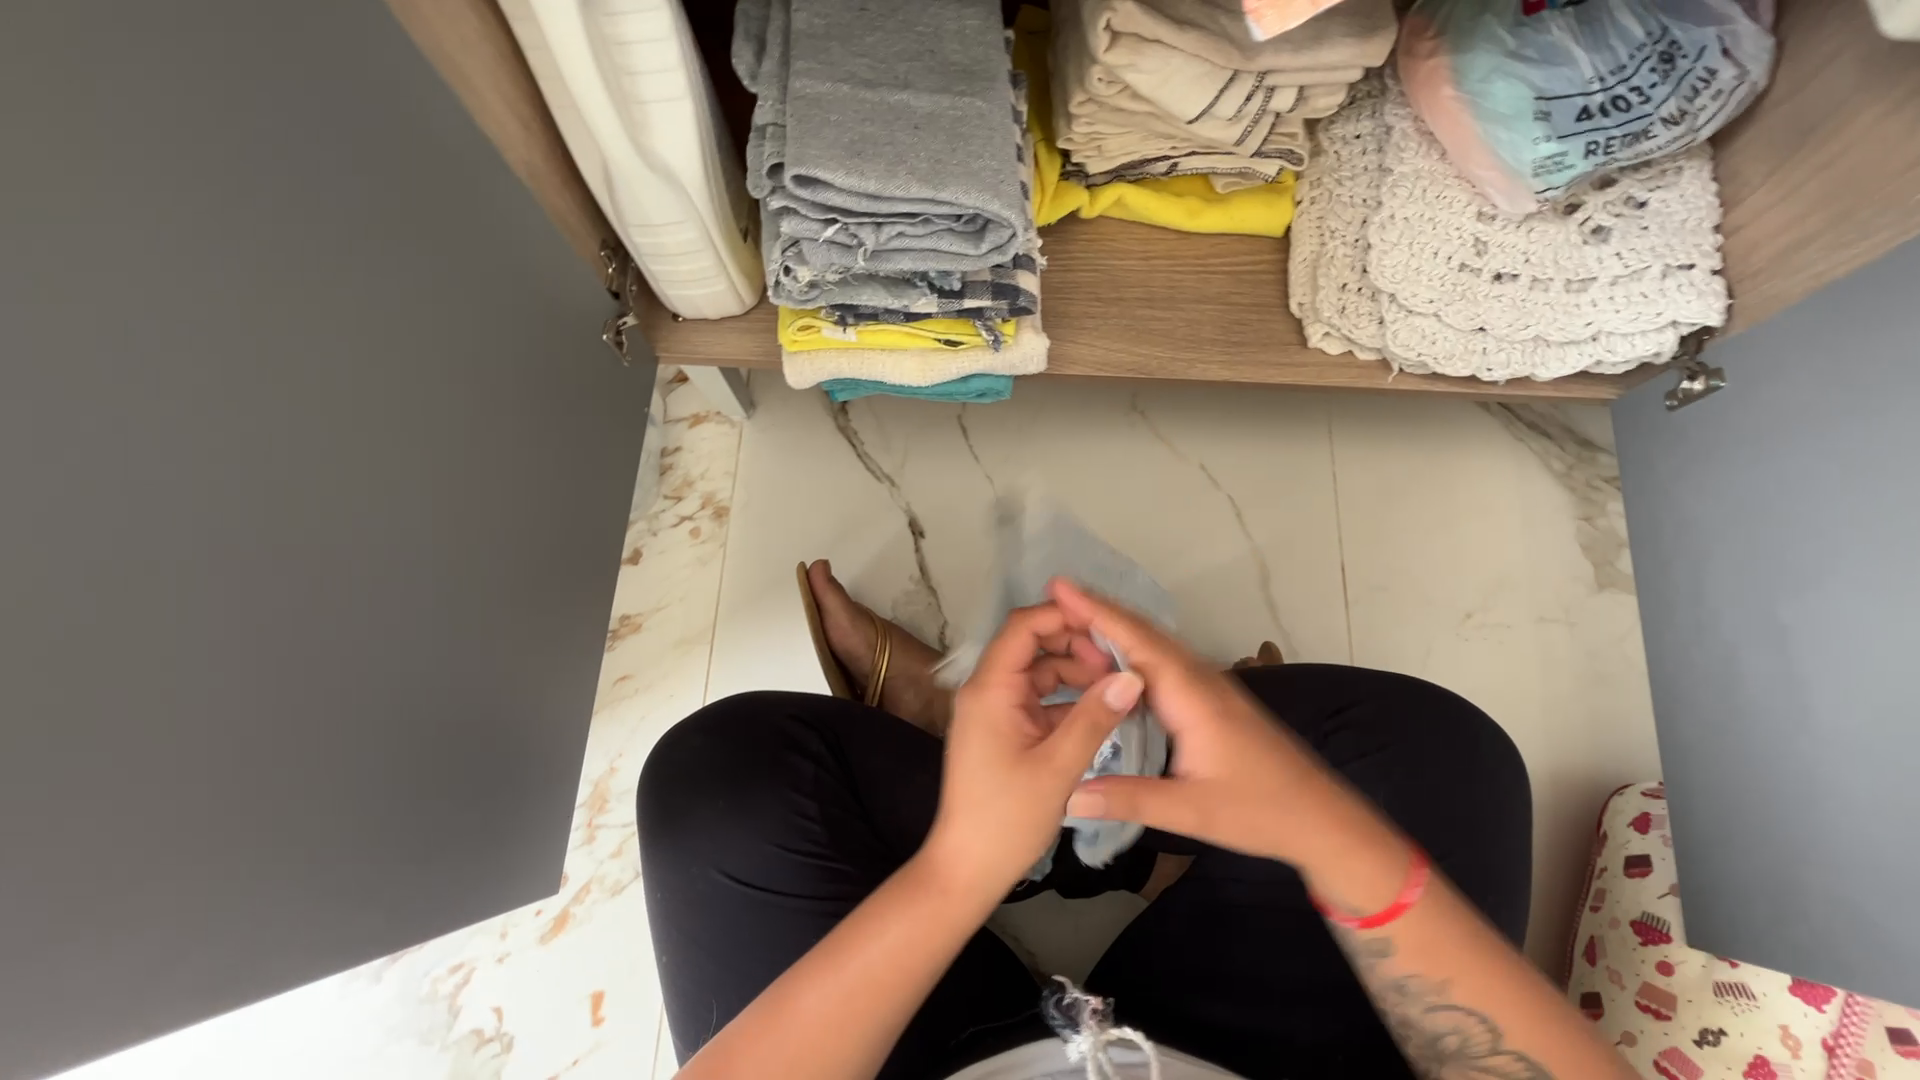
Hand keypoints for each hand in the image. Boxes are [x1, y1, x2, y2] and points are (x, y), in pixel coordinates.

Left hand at [920, 603, 1145, 893]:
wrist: (967, 867)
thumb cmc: (1006, 818)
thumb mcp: (1058, 768)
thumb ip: (1094, 718)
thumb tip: (1131, 677)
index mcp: (990, 689)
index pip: (1023, 627)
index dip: (1063, 617)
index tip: (1106, 626)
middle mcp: (987, 691)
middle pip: (1031, 646)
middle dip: (1074, 646)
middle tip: (1118, 664)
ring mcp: (993, 712)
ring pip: (1037, 674)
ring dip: (1074, 675)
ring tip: (1116, 688)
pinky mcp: (1002, 732)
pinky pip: (1036, 702)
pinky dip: (1065, 702)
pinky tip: (1099, 713)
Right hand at [1049, 579, 1341, 864]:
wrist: (1323, 819)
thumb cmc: (1261, 812)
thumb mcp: (1192, 812)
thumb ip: (1129, 799)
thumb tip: (1067, 796)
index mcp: (1193, 697)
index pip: (1137, 642)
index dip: (1097, 612)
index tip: (1061, 586)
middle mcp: (1201, 680)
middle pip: (1146, 633)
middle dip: (1100, 609)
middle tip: (1055, 594)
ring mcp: (1211, 687)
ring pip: (1157, 645)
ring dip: (1117, 626)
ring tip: (1074, 617)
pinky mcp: (1214, 699)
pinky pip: (1166, 662)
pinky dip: (1134, 649)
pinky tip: (1115, 660)